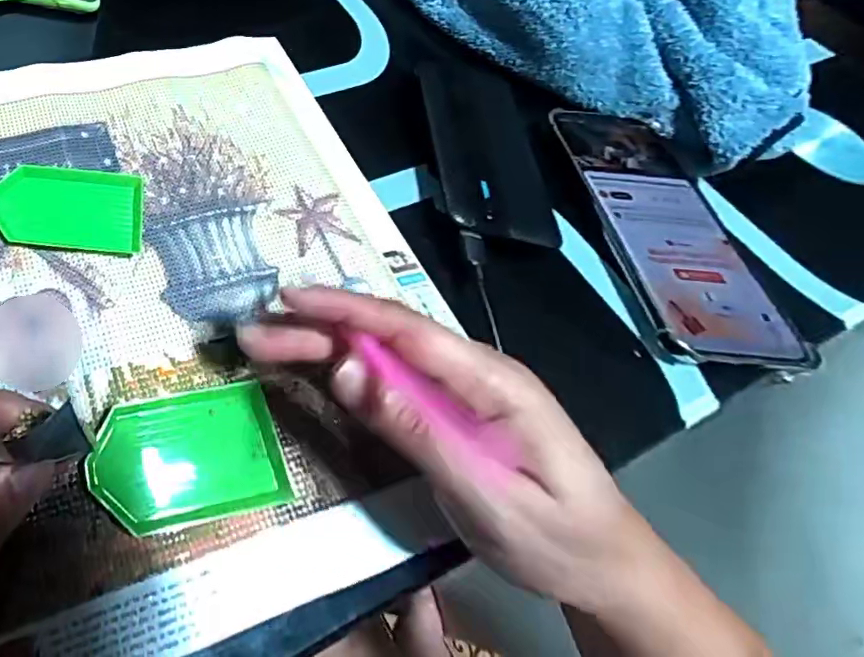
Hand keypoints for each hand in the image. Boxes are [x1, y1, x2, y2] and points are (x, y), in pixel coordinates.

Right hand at [239, 288, 767, 656]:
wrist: (608, 564)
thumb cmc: (558, 534)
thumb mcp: (489, 492)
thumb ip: (417, 427)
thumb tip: (348, 370)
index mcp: (489, 376)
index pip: (405, 328)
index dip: (344, 309)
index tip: (291, 299)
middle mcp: (467, 368)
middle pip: (382, 335)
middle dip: (317, 327)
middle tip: (255, 330)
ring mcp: (455, 386)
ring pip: (378, 353)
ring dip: (322, 344)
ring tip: (267, 342)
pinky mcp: (444, 408)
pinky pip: (387, 379)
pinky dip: (344, 369)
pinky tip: (312, 365)